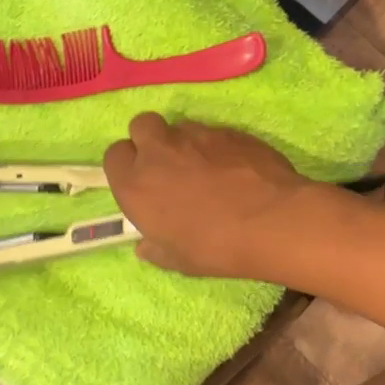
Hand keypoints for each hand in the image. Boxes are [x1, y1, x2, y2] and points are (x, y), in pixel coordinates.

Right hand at [103, 113, 313, 277]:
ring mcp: (199, 135)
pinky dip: (218, 145)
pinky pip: (214, 131)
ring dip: (186, 141)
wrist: (270, 219)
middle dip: (150, 138)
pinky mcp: (231, 130)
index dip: (128, 164)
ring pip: (182, 126)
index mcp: (136, 183)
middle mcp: (162, 151)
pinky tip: (234, 165)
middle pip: (143, 124)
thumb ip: (155, 247)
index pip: (114, 154)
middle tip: (168, 163)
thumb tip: (146, 244)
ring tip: (206, 166)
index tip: (142, 179)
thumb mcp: (175, 259)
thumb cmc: (215, 246)